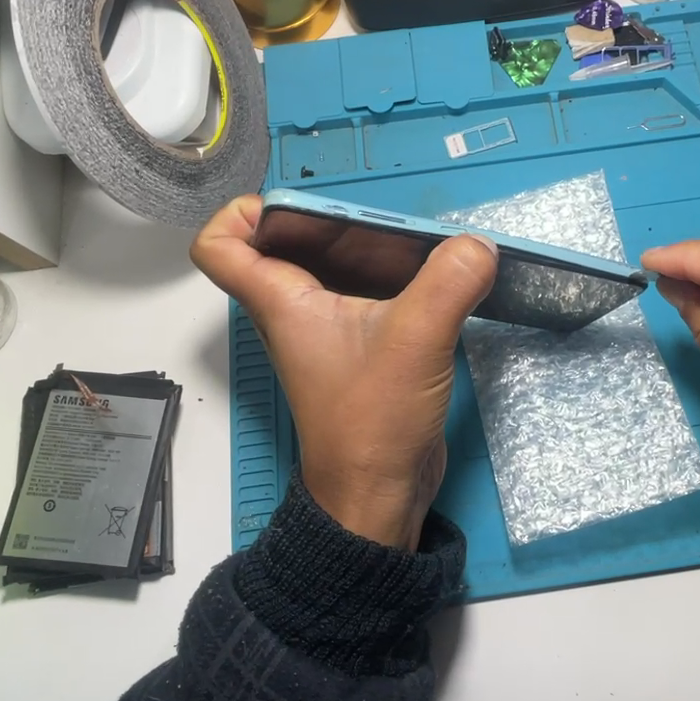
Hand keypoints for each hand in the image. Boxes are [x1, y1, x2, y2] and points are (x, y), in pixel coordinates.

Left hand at [191, 196, 497, 549]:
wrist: (379, 493)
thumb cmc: (372, 420)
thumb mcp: (415, 339)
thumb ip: (449, 283)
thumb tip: (479, 246)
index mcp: (281, 302)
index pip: (220, 247)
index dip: (241, 214)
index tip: (294, 206)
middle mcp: (295, 312)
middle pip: (285, 245)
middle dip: (329, 221)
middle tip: (383, 220)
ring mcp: (327, 333)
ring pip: (329, 270)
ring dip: (366, 249)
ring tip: (416, 241)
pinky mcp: (359, 350)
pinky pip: (363, 296)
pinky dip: (391, 278)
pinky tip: (431, 279)